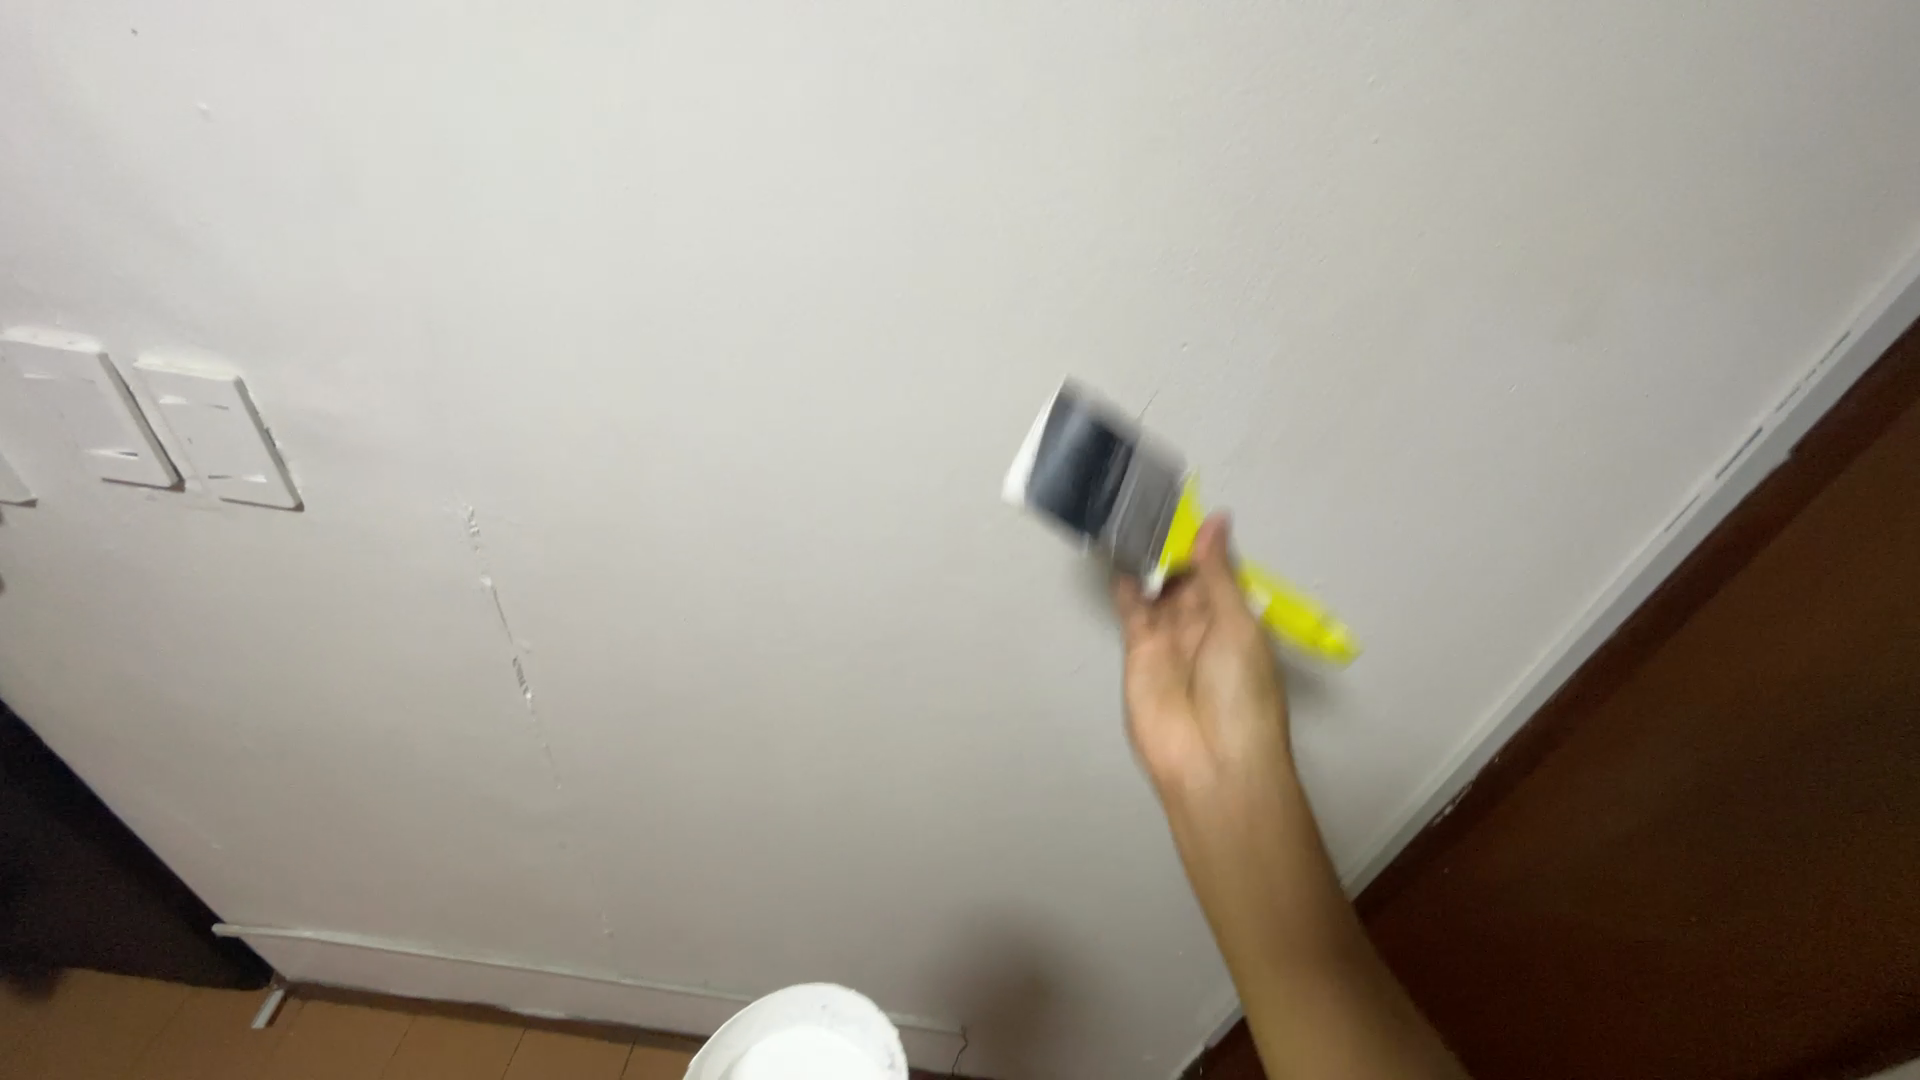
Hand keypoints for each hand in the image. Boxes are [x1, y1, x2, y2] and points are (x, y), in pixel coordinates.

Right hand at [1110, 514, 1292, 811]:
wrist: (1211, 762)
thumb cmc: (1241, 692)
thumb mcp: (1238, 625)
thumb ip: (1218, 573)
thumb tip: (1217, 520)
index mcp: (1238, 619)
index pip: (1218, 572)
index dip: (1203, 543)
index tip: (1184, 506)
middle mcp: (1204, 625)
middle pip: (1185, 577)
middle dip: (1170, 547)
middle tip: (1148, 504)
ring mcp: (1170, 639)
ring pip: (1156, 589)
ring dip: (1145, 561)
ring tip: (1128, 520)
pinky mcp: (1138, 651)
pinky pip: (1132, 610)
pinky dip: (1125, 585)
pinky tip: (1117, 556)